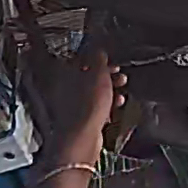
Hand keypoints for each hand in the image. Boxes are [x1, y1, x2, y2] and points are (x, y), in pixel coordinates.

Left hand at [46, 49, 124, 167]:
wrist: (85, 136)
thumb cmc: (89, 104)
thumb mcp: (99, 75)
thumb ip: (99, 60)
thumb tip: (99, 50)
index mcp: (66, 74)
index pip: (81, 60)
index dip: (97, 59)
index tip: (109, 60)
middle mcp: (65, 88)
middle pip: (88, 76)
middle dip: (106, 74)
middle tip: (118, 74)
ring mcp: (72, 104)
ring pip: (93, 91)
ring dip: (109, 88)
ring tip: (121, 87)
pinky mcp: (81, 118)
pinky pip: (96, 106)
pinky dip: (107, 102)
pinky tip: (118, 102)